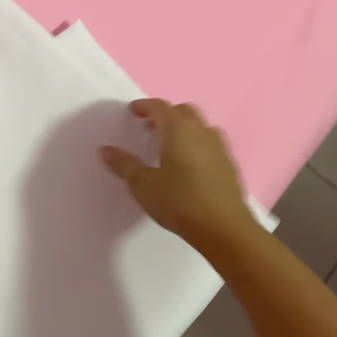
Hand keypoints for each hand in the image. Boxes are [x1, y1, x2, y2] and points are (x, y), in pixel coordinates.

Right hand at [100, 98, 256, 252]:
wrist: (226, 230)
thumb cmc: (179, 201)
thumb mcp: (142, 185)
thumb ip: (124, 164)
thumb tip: (106, 149)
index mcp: (177, 130)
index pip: (160, 106)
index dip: (144, 106)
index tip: (133, 112)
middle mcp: (201, 132)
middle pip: (184, 111)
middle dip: (167, 115)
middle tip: (151, 128)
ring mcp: (220, 149)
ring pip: (202, 127)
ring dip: (186, 130)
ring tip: (172, 146)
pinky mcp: (231, 168)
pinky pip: (212, 146)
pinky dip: (199, 147)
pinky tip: (191, 167)